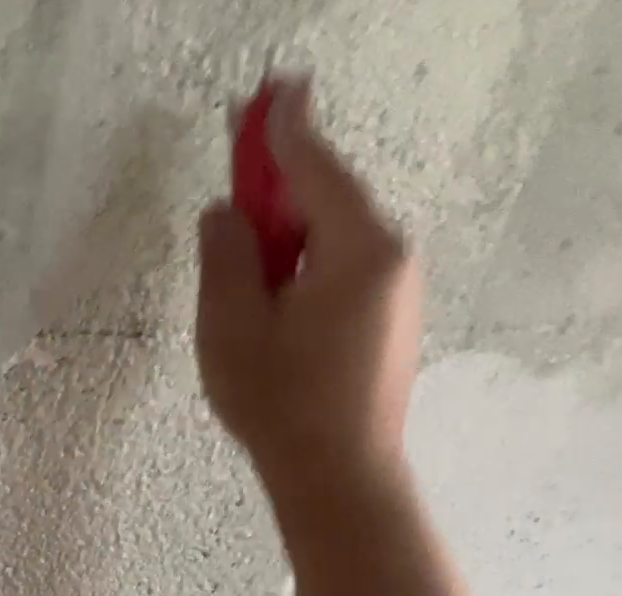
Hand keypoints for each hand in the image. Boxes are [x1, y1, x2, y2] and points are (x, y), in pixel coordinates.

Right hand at [197, 77, 423, 501]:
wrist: (338, 477)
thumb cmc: (280, 402)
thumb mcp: (232, 325)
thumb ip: (226, 257)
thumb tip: (224, 213)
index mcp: (358, 248)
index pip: (315, 170)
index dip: (283, 131)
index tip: (271, 92)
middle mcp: (391, 259)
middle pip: (328, 203)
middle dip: (280, 188)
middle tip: (240, 177)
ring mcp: (396, 294)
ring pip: (333, 242)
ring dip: (287, 236)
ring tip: (245, 259)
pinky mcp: (388, 324)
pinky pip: (342, 272)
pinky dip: (304, 266)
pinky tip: (274, 298)